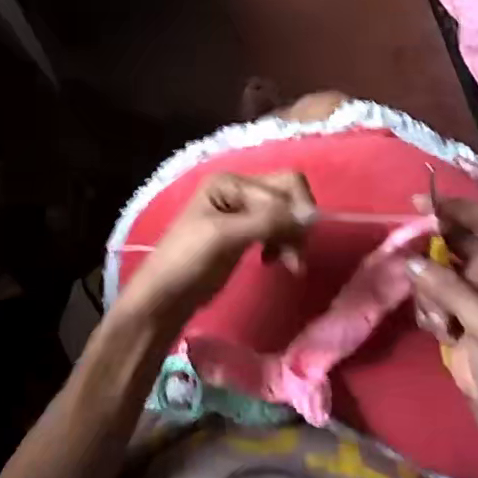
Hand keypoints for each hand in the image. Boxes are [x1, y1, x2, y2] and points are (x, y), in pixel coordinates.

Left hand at [123, 172, 315, 317]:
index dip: (298, 211)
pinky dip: (283, 244)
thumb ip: (267, 221)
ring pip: (287, 214)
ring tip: (290, 267)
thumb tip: (311, 215)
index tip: (299, 243)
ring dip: (293, 238)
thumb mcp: (225, 236)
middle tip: (296, 259)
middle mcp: (239, 190)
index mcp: (230, 182)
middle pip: (288, 196)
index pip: (283, 186)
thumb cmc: (187, 261)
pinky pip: (278, 229)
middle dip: (297, 225)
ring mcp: (242, 211)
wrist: (165, 295)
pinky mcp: (246, 232)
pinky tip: (273, 262)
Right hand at [406, 196, 477, 455]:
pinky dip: (430, 309)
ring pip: (439, 269)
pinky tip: (441, 332)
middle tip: (404, 248)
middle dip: (431, 247)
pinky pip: (433, 295)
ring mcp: (477, 295)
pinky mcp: (459, 315)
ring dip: (430, 289)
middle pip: (458, 242)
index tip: (419, 202)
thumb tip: (410, 260)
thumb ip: (450, 287)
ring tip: (441, 322)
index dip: (455, 208)